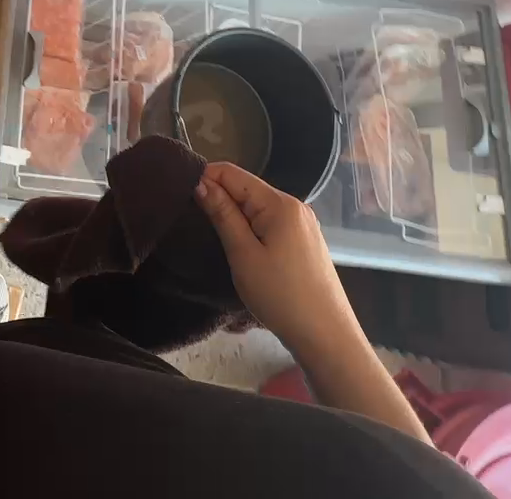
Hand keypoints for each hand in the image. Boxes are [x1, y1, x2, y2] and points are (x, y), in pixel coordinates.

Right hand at [194, 161, 363, 364]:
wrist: (327, 338)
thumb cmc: (281, 296)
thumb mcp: (243, 254)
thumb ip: (222, 214)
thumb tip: (200, 182)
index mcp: (279, 203)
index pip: (232, 172)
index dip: (205, 178)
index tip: (184, 198)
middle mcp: (294, 205)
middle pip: (245, 186)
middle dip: (218, 197)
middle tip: (195, 220)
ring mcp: (302, 224)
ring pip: (256, 205)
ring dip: (233, 213)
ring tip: (214, 234)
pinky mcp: (304, 241)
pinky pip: (269, 220)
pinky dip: (250, 226)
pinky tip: (241, 245)